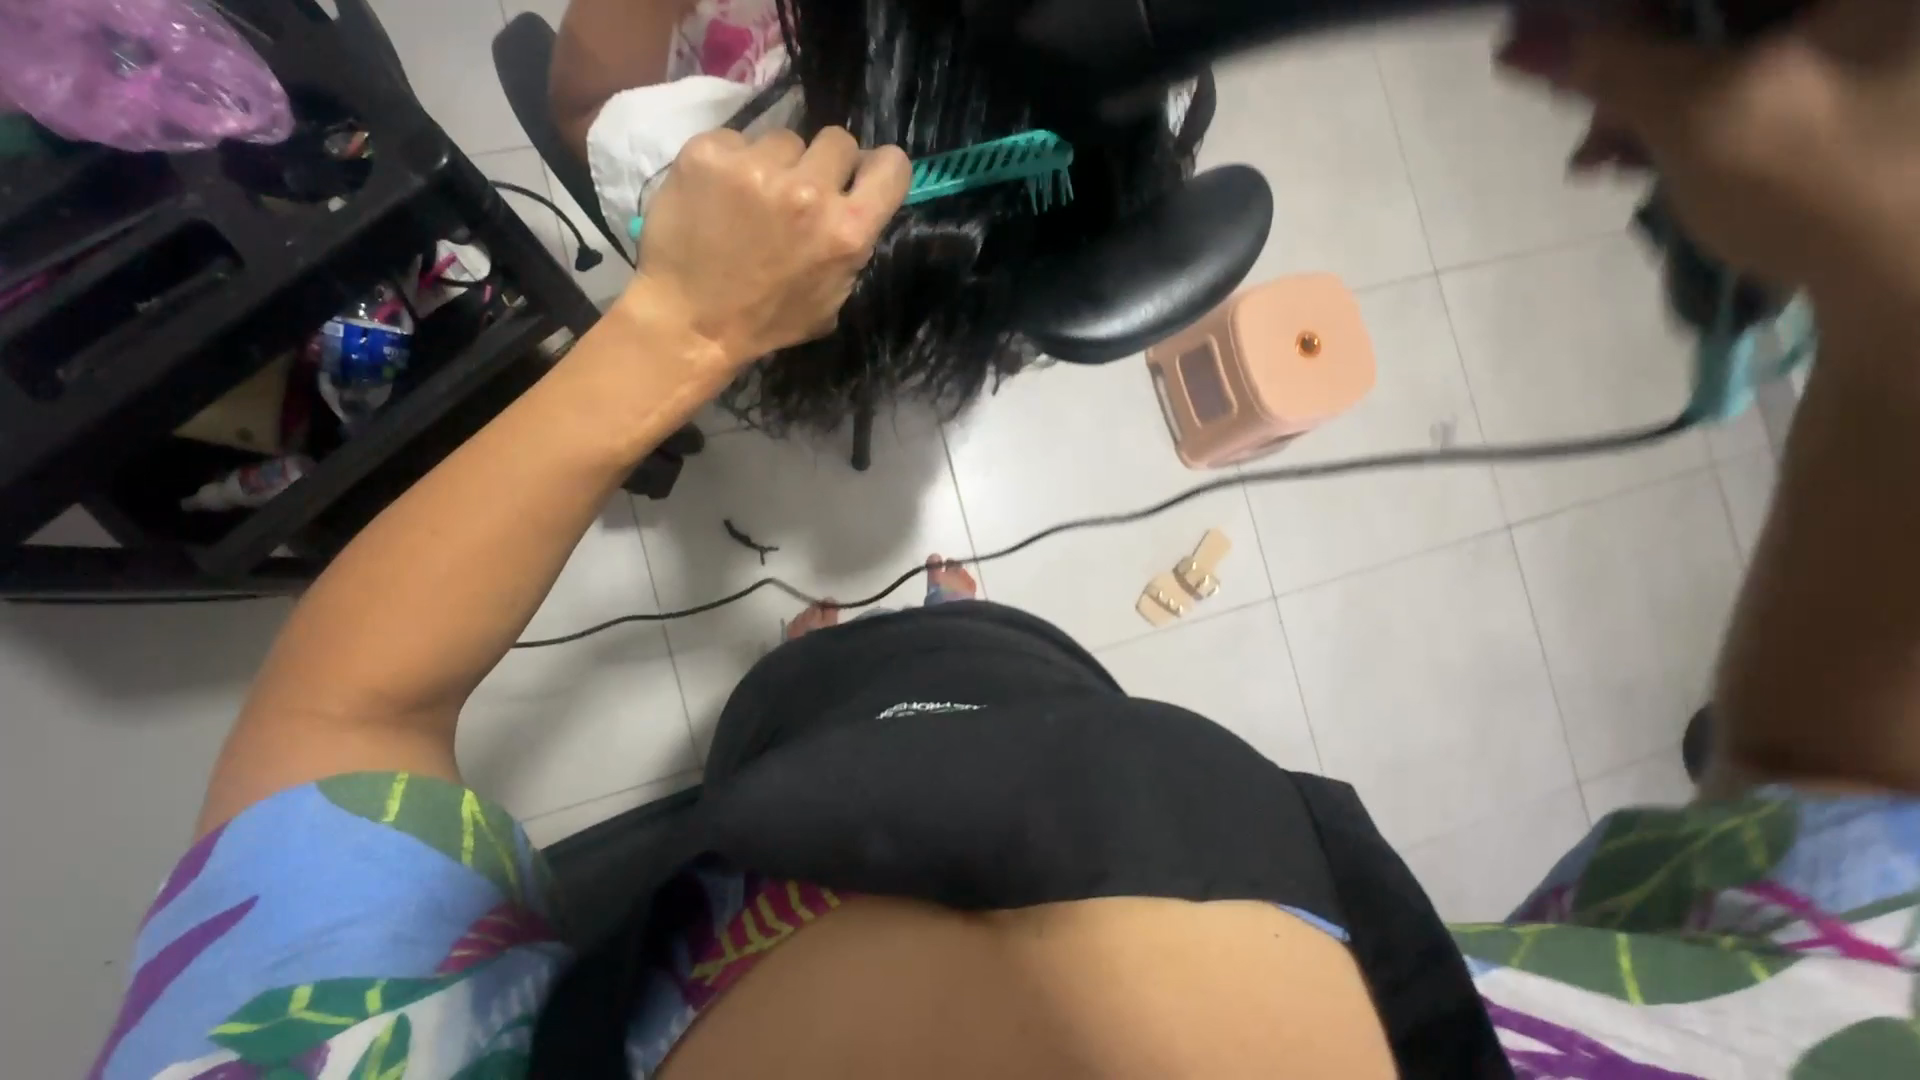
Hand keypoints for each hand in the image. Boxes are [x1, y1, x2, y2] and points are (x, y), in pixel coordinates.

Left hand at [624, 127, 911, 364]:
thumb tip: (855, 207)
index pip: (892, 165)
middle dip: (822, 164)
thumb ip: (851, 247)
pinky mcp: (710, 154)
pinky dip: (729, 164)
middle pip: (837, 140)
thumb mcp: (831, 299)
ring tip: (749, 200)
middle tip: (798, 193)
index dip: (877, 168)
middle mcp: (809, 191)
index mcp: (847, 231)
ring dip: (773, 164)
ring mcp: (757, 167)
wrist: (691, 322)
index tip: (857, 177)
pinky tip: (716, 196)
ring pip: (783, 139)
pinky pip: (734, 139)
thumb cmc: (766, 320)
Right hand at [1498, 0, 1919, 312]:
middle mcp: (1867, 7)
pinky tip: (1641, 158)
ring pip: (1721, 46)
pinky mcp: (1853, 93)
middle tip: (1577, 114)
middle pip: (1711, 14)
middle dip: (1629, 57)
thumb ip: (1615, 67)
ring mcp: (1865, 46)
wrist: (1911, 280)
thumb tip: (1528, 44)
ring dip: (1644, 96)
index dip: (1616, 13)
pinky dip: (1682, 116)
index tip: (1548, 43)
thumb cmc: (1825, 181)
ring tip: (1599, 158)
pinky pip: (1745, 80)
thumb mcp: (1702, 116)